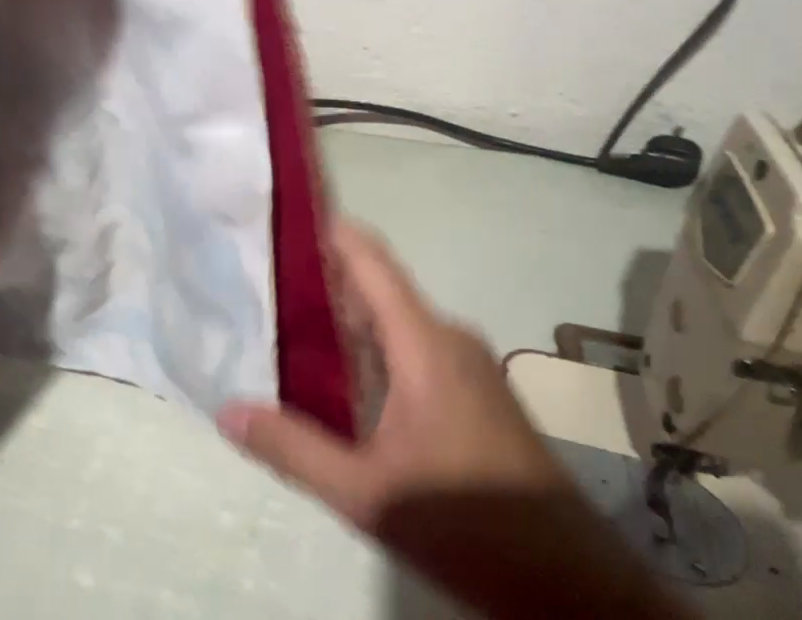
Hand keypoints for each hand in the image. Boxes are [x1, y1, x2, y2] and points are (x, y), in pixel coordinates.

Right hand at [221, 223, 692, 619]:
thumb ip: (293, 449)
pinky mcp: (472, 397)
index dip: (323, 230)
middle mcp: (447, 340)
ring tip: (273, 333)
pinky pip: (406, 354)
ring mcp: (465, 368)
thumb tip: (226, 410)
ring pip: (388, 327)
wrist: (574, 587)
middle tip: (249, 287)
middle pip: (371, 291)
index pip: (368, 259)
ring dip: (336, 326)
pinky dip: (363, 357)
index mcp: (424, 343)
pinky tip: (326, 386)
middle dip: (311, 285)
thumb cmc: (469, 524)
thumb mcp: (366, 494)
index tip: (271, 219)